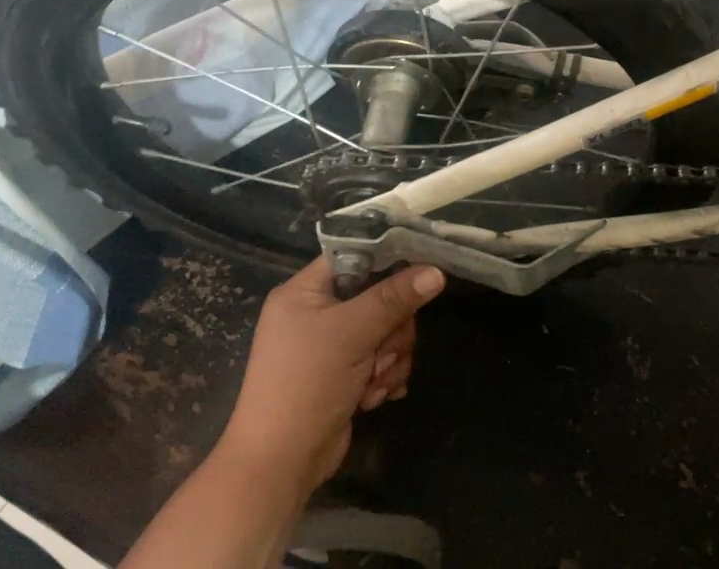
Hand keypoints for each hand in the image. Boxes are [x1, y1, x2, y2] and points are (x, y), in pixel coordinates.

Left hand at [215, 259, 445, 492]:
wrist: (281, 463)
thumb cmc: (306, 384)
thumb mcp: (352, 333)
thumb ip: (395, 298)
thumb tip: (437, 271)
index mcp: (304, 292)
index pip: (354, 255)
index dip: (389, 258)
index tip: (422, 267)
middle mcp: (317, 313)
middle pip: (380, 296)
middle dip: (391, 329)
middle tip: (383, 351)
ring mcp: (331, 346)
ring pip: (387, 330)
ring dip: (390, 358)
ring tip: (375, 382)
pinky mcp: (345, 374)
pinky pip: (382, 358)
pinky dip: (385, 376)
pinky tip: (376, 397)